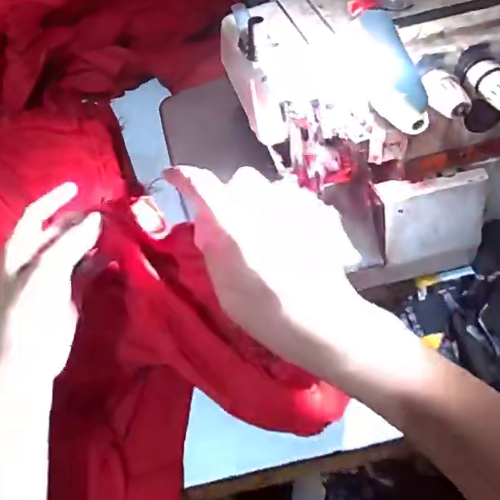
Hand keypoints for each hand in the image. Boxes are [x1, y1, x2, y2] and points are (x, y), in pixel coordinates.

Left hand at [0, 182, 103, 385]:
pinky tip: (117, 254)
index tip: (77, 185)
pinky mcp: (69, 298)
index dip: (54, 198)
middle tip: (111, 212)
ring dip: (94, 239)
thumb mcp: (45, 273)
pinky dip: (100, 262)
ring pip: (76, 250)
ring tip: (118, 230)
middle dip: (82, 219)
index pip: (36, 214)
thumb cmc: (24, 314)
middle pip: (60, 231)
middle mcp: (35, 259)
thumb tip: (95, 218)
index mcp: (19, 249)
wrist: (23, 364)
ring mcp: (53, 279)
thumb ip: (70, 244)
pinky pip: (86, 272)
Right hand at [164, 166, 417, 386]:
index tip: (172, 178)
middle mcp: (263, 203)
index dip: (182, 177)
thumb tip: (208, 223)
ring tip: (267, 235)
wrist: (327, 322)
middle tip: (231, 227)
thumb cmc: (268, 314)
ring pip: (268, 188)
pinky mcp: (318, 211)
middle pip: (239, 180)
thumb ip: (213, 248)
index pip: (201, 183)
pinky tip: (291, 239)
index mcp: (234, 223)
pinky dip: (285, 212)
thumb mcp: (224, 288)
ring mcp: (295, 203)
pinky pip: (292, 200)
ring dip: (260, 204)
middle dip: (230, 197)